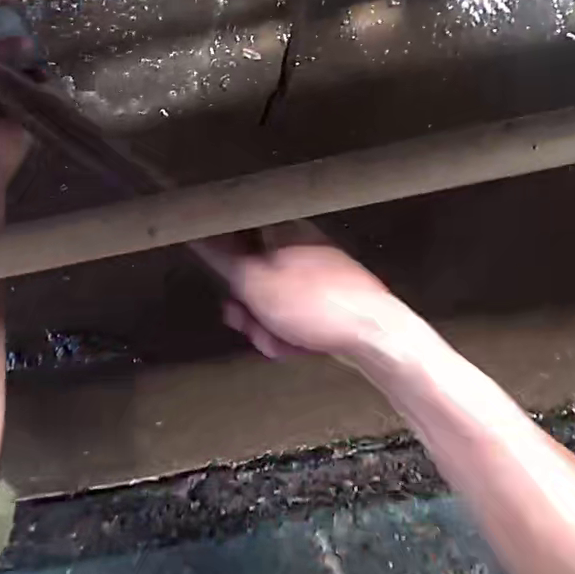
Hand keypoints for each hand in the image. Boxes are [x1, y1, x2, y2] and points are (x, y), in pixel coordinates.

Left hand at [0, 31, 30, 231]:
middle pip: (2, 62)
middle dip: (12, 51)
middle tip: (25, 44)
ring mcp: (8, 100)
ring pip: (20, 74)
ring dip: (29, 65)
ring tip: (36, 60)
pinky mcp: (26, 111)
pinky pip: (36, 91)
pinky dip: (42, 82)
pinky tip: (44, 76)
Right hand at [213, 228, 416, 361]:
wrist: (377, 337)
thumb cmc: (320, 304)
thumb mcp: (255, 282)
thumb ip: (221, 259)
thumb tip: (197, 236)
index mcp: (281, 227)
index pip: (234, 235)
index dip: (223, 265)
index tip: (226, 287)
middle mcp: (298, 245)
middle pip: (250, 275)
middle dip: (248, 308)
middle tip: (252, 321)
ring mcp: (315, 273)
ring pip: (270, 301)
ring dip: (267, 326)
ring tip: (280, 339)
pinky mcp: (326, 300)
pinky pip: (292, 316)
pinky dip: (289, 334)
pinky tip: (297, 346)